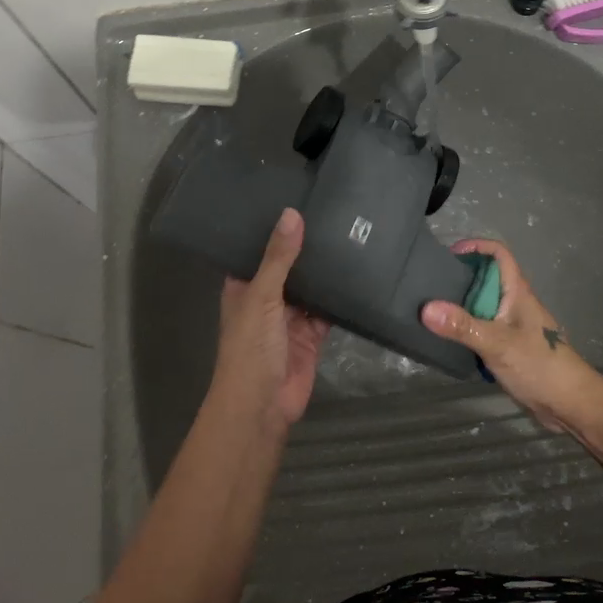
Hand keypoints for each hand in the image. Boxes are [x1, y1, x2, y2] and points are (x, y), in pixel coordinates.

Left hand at [210, 208, 332, 431]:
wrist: (262, 406)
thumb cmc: (250, 347)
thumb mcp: (262, 296)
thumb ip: (278, 258)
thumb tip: (292, 214)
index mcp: (244, 286)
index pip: (257, 249)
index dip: (272, 228)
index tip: (294, 196)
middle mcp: (266, 298)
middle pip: (287, 267)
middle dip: (304, 247)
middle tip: (332, 209)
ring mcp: (290, 318)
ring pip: (310, 288)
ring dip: (324, 271)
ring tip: (350, 232)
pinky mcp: (311, 336)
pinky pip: (328, 312)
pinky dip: (340, 299)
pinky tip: (358, 273)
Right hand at [421, 240, 602, 431]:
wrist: (569, 404)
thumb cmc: (539, 365)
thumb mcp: (497, 343)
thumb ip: (462, 326)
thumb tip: (425, 308)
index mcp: (517, 292)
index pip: (499, 254)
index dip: (476, 246)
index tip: (449, 253)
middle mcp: (515, 304)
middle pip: (487, 277)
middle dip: (461, 275)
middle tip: (430, 282)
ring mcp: (513, 326)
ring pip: (484, 304)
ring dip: (461, 303)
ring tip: (431, 307)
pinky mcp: (509, 347)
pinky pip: (483, 327)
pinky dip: (466, 327)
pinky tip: (447, 338)